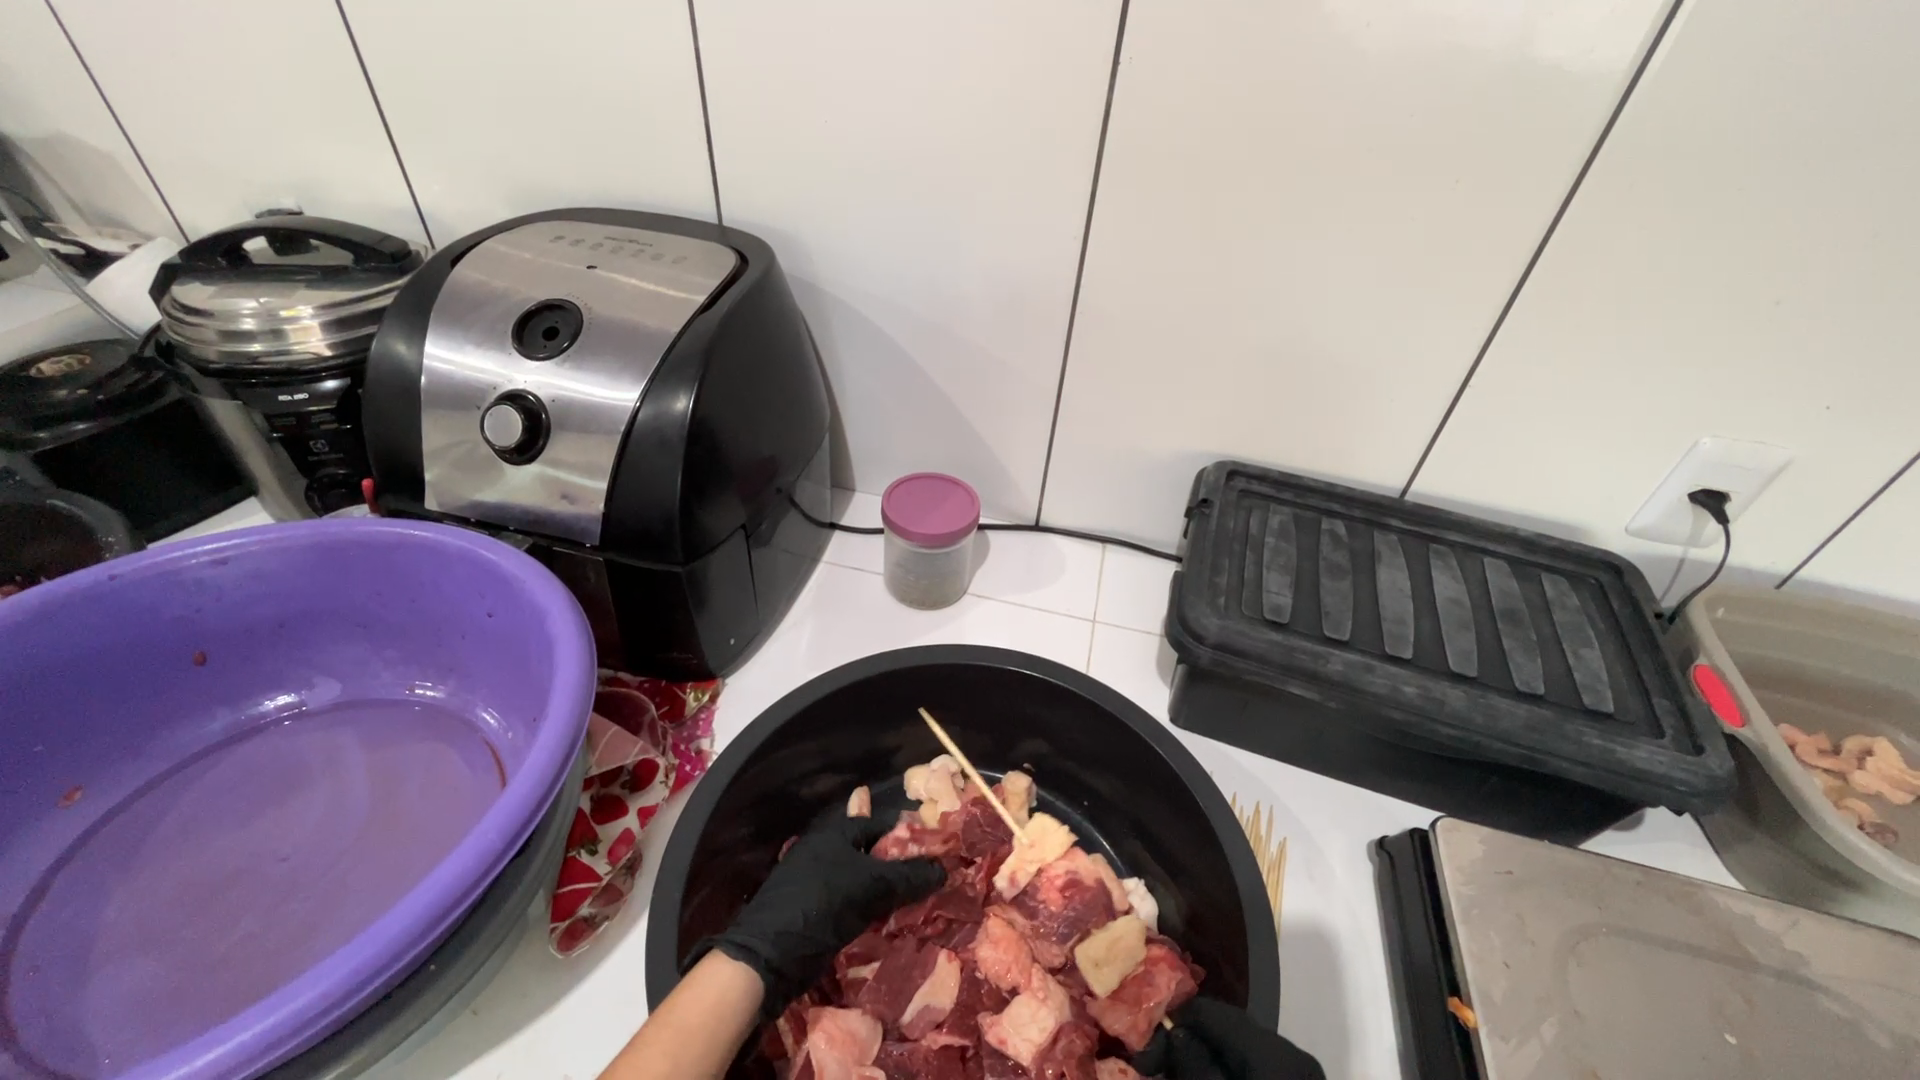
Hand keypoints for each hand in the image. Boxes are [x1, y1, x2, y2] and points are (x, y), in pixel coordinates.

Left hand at [693, 811, 944, 1019]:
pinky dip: (868, 907)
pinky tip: (886, 919)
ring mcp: (814, 881)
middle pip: (869, 850)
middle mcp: (824, 850)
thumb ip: (909, 876)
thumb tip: (943, 869)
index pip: (880, 822)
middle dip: (896, 860)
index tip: (933, 848)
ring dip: (883, 887)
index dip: (906, 832)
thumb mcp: (872, 886)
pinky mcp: (811, 910)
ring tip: (913, 897)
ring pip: (859, 877)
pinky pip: (849, 902)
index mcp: (836, 833)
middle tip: (927, 873)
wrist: (769, 955)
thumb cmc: (822, 904)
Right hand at [1134, 999, 1325, 1079]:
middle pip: (1227, 1032)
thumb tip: (1176, 1034)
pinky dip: (1227, 1078)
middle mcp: (1292, 1057)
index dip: (1172, 1027)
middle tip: (1158, 1073)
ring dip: (1207, 1065)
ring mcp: (1301, 1079)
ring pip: (1240, 1055)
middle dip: (1189, 1047)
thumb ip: (1193, 1066)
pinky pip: (1255, 1075)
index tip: (1145, 1060)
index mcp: (1272, 1054)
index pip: (1210, 1013)